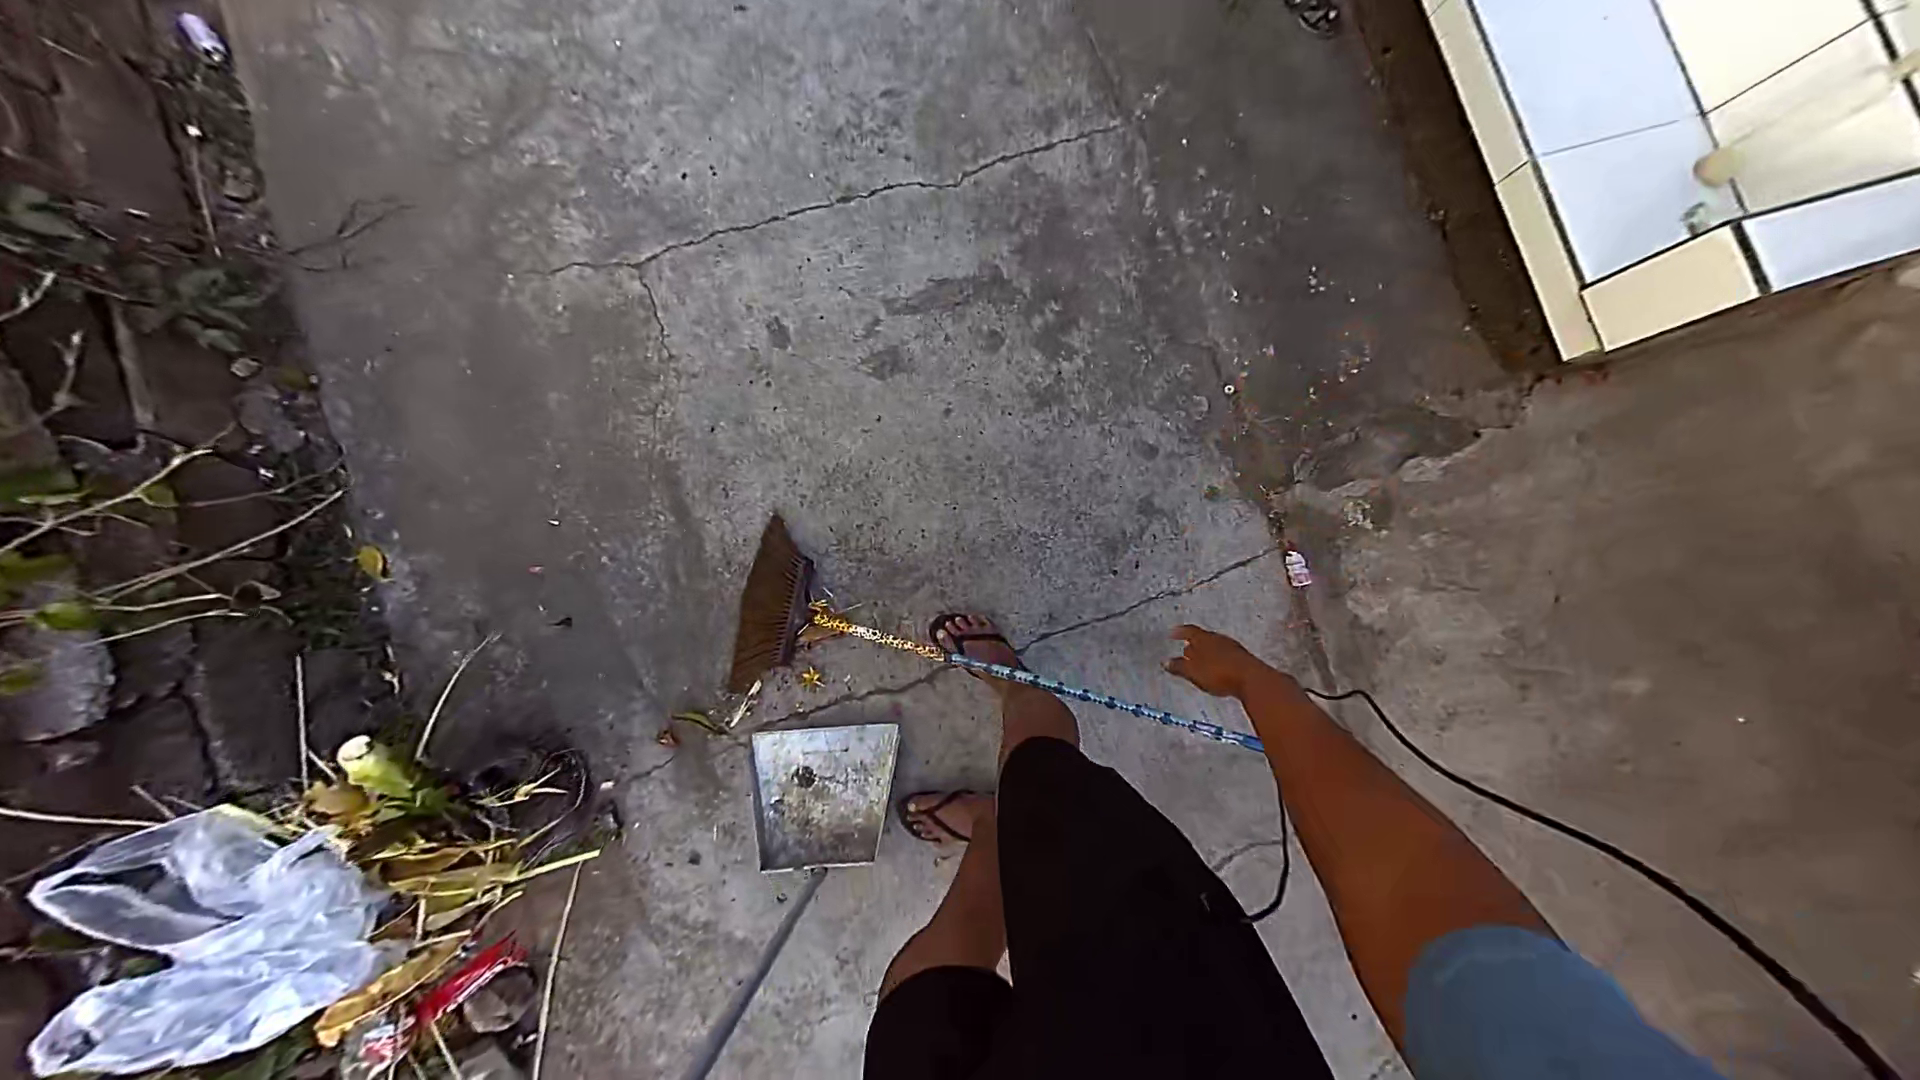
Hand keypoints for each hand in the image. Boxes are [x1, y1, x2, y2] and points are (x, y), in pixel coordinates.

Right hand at [1165, 625, 1267, 697]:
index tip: (1173, 632)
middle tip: (1185, 651)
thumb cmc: (1220, 673)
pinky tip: (1218, 671)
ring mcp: (1233, 648)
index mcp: (1203, 638)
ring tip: (1201, 663)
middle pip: (1203, 638)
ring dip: (1207, 654)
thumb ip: (1178, 667)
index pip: (1188, 630)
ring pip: (1215, 647)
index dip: (1179, 632)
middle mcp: (1219, 639)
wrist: (1253, 681)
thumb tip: (1166, 663)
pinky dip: (1219, 661)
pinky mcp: (1243, 659)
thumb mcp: (1193, 672)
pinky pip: (1226, 656)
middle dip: (1193, 645)